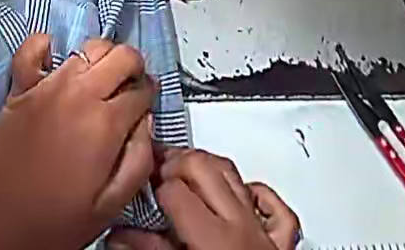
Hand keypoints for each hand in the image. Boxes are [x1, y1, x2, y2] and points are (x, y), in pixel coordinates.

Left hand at [0, 34, 155, 248]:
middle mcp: (79, 93)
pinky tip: (55, 59)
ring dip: (101, 56)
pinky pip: (33, 47)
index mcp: (105, 124)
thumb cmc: (55, 219)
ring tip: (101, 77)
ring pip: (87, 46)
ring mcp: (49, 84)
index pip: (141, 91)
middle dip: (132, 66)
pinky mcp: (21, 84)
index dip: (148, 95)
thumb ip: (138, 161)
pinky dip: (46, 46)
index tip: (145, 103)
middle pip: (120, 55)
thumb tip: (145, 125)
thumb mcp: (110, 205)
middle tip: (130, 84)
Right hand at [145, 149, 297, 249]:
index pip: (173, 188)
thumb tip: (122, 233)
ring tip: (185, 171)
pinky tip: (239, 191)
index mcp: (215, 239)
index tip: (141, 185)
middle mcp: (243, 227)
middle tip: (156, 171)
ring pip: (232, 173)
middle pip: (201, 167)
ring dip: (205, 166)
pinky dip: (254, 191)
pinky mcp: (283, 244)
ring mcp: (265, 233)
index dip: (152, 183)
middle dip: (174, 163)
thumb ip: (151, 249)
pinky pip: (274, 205)